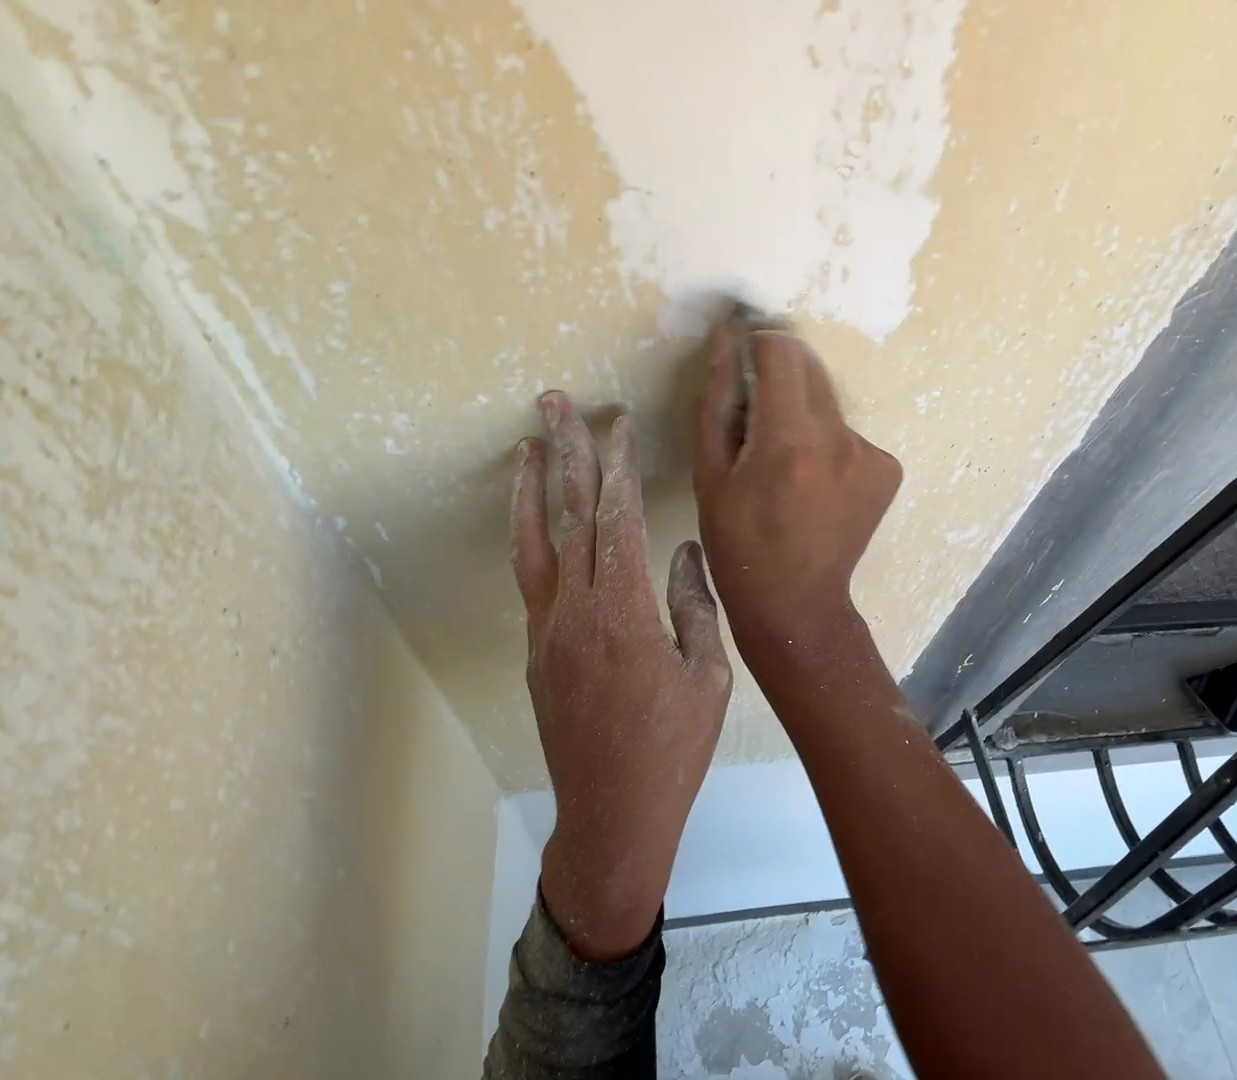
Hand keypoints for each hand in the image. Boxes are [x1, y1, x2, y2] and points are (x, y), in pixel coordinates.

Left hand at [512, 391, 732, 960]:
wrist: (611, 812)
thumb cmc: (673, 749)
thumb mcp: (708, 678)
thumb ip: (694, 607)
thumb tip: (681, 553)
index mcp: (624, 611)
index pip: (617, 518)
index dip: (617, 464)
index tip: (618, 422)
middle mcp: (575, 609)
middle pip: (567, 514)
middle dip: (565, 451)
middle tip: (555, 401)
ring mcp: (548, 630)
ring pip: (533, 542)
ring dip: (530, 486)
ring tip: (528, 442)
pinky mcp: (537, 650)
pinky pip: (531, 579)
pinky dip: (530, 537)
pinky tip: (536, 520)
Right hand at [693, 326, 901, 650]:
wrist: (796, 602)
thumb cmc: (738, 543)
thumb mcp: (710, 475)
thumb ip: (717, 401)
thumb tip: (726, 340)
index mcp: (789, 440)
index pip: (781, 350)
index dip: (757, 347)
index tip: (744, 364)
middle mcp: (839, 439)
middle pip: (810, 370)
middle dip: (780, 382)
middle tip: (760, 427)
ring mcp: (870, 454)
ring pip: (829, 404)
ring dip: (805, 417)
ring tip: (788, 469)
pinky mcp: (888, 469)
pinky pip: (849, 435)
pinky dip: (830, 447)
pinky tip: (817, 486)